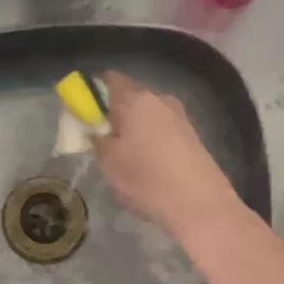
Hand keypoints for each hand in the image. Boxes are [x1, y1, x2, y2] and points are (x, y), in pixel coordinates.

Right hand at [94, 71, 242, 233]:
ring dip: (134, 130)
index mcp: (136, 99)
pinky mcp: (192, 136)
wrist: (199, 203)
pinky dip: (150, 141)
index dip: (93, 93)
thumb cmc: (147, 180)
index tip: (84, 115)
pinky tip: (148, 167)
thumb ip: (97, 140)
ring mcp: (180, 116)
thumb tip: (96, 130)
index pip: (109, 80)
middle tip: (102, 141)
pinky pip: (162, 130)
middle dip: (114, 115)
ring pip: (148, 115)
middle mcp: (160, 99)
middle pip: (130, 97)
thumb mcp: (109, 163)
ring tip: (126, 159)